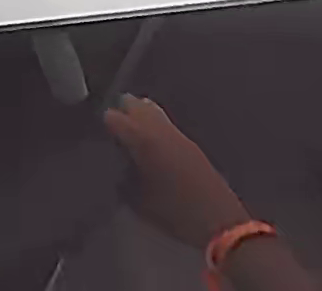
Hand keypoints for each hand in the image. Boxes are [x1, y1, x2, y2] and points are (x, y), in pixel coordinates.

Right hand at [104, 95, 250, 249]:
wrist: (220, 221)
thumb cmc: (174, 211)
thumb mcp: (139, 201)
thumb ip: (122, 179)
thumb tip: (117, 169)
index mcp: (140, 136)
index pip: (111, 116)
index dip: (103, 127)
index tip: (101, 140)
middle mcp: (155, 125)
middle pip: (130, 102)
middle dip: (121, 113)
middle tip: (116, 135)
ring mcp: (174, 129)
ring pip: (148, 107)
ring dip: (138, 116)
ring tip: (134, 138)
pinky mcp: (188, 139)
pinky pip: (163, 120)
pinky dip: (153, 125)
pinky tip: (153, 146)